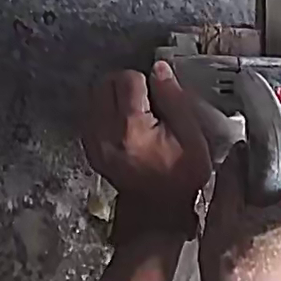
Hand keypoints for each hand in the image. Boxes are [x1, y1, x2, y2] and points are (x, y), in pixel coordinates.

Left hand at [82, 61, 213, 239]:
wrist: (156, 212)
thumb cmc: (181, 176)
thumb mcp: (192, 138)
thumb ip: (175, 100)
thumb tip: (159, 68)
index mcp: (132, 128)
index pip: (128, 79)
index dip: (147, 83)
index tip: (159, 101)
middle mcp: (105, 132)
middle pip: (105, 83)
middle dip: (126, 84)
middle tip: (146, 104)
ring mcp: (93, 141)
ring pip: (94, 96)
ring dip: (113, 96)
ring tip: (135, 114)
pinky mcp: (89, 148)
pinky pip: (91, 114)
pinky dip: (106, 111)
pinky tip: (124, 124)